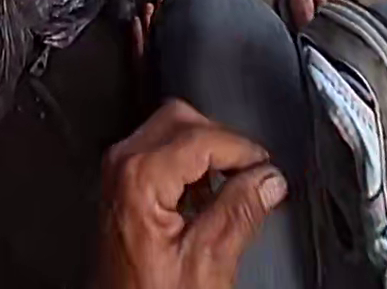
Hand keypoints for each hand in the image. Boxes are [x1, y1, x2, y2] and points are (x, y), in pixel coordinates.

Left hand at [94, 99, 287, 288]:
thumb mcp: (206, 266)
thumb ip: (239, 214)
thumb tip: (268, 179)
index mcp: (140, 176)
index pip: (198, 137)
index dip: (240, 148)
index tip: (267, 166)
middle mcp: (123, 162)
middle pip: (181, 120)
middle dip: (221, 141)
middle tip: (254, 172)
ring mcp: (119, 168)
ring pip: (170, 128)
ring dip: (206, 148)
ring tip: (235, 184)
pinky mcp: (122, 179)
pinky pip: (158, 147)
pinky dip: (188, 159)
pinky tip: (207, 193)